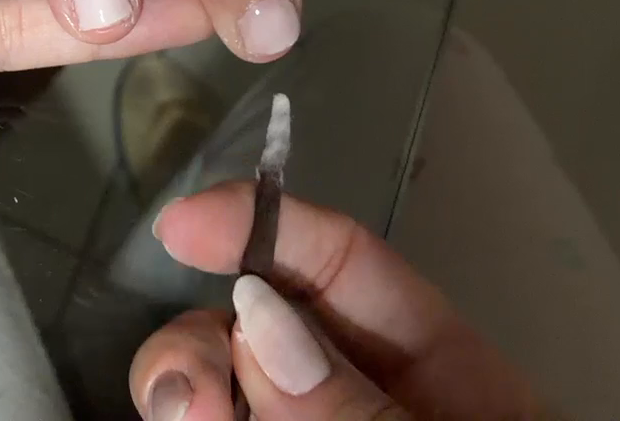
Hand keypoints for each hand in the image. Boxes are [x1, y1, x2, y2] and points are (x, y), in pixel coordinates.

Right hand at [129, 183, 548, 419]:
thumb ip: (365, 405)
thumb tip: (254, 321)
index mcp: (436, 366)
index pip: (337, 257)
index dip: (259, 219)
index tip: (183, 224)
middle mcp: (351, 384)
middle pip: (252, 321)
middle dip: (199, 334)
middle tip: (186, 393)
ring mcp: (298, 418)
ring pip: (219, 378)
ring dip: (185, 383)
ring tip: (186, 417)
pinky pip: (214, 417)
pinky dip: (190, 413)